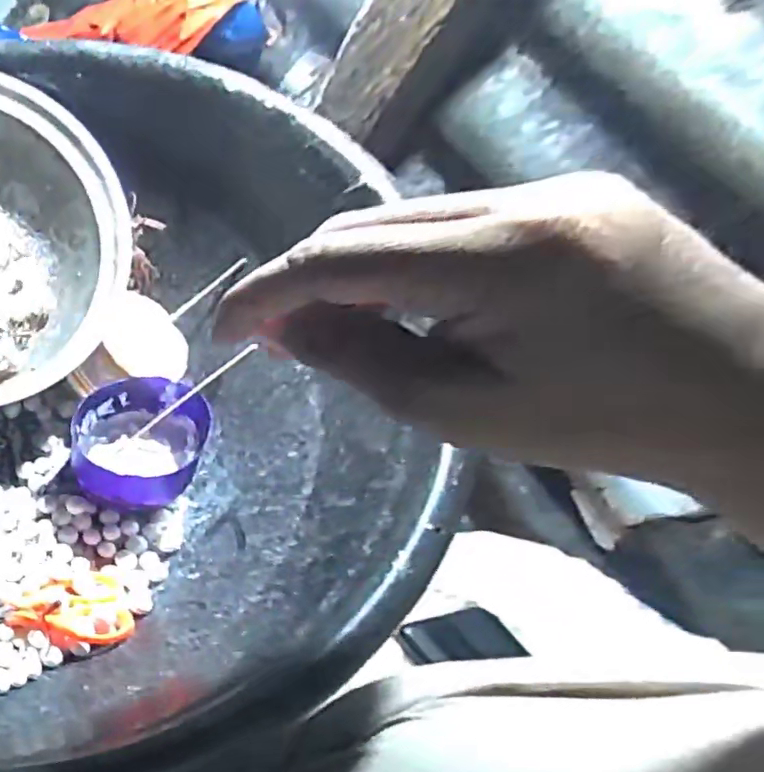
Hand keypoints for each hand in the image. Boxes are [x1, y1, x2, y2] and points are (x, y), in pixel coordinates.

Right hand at [216, 173, 763, 495]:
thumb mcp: (449, 407)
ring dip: (333, 272)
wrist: (749, 393)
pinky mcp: (560, 201)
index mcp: (503, 259)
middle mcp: (526, 202)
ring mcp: (549, 192)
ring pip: (392, 221)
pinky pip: (436, 224)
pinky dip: (381, 264)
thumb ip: (354, 356)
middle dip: (290, 281)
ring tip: (309, 327)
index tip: (219, 334)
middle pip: (360, 228)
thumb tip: (280, 328)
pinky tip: (372, 305)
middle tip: (257, 337)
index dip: (263, 293)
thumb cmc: (597, 422)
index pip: (340, 258)